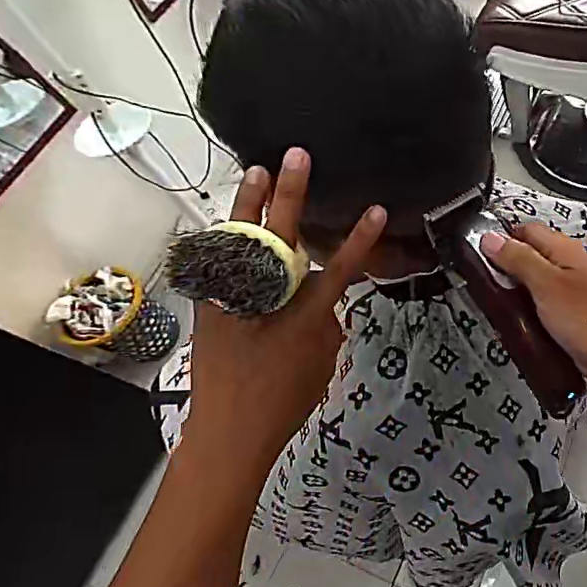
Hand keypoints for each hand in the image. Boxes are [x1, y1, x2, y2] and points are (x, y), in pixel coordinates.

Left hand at [183, 149, 384, 468]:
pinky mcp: (209, 304)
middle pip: (281, 237)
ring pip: (242, 241)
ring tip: (257, 170)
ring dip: (250, 204)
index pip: (339, 268)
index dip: (360, 239)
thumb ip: (325, 325)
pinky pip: (220, 262)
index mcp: (304, 316)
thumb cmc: (286, 401)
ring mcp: (231, 299)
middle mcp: (266, 299)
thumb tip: (320, 301)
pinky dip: (228, 239)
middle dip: (291, 194)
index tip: (376, 211)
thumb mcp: (322, 362)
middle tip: (296, 158)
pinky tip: (231, 219)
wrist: (230, 428)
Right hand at [480, 223, 586, 385]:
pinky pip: (541, 305)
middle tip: (488, 282)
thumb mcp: (546, 285)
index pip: (526, 229)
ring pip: (534, 282)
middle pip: (528, 255)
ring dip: (515, 292)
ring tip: (501, 305)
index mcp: (566, 250)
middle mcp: (570, 266)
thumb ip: (518, 259)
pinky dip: (528, 310)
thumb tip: (491, 239)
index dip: (501, 237)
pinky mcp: (570, 313)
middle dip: (506, 267)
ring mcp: (571, 290)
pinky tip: (521, 322)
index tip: (480, 253)